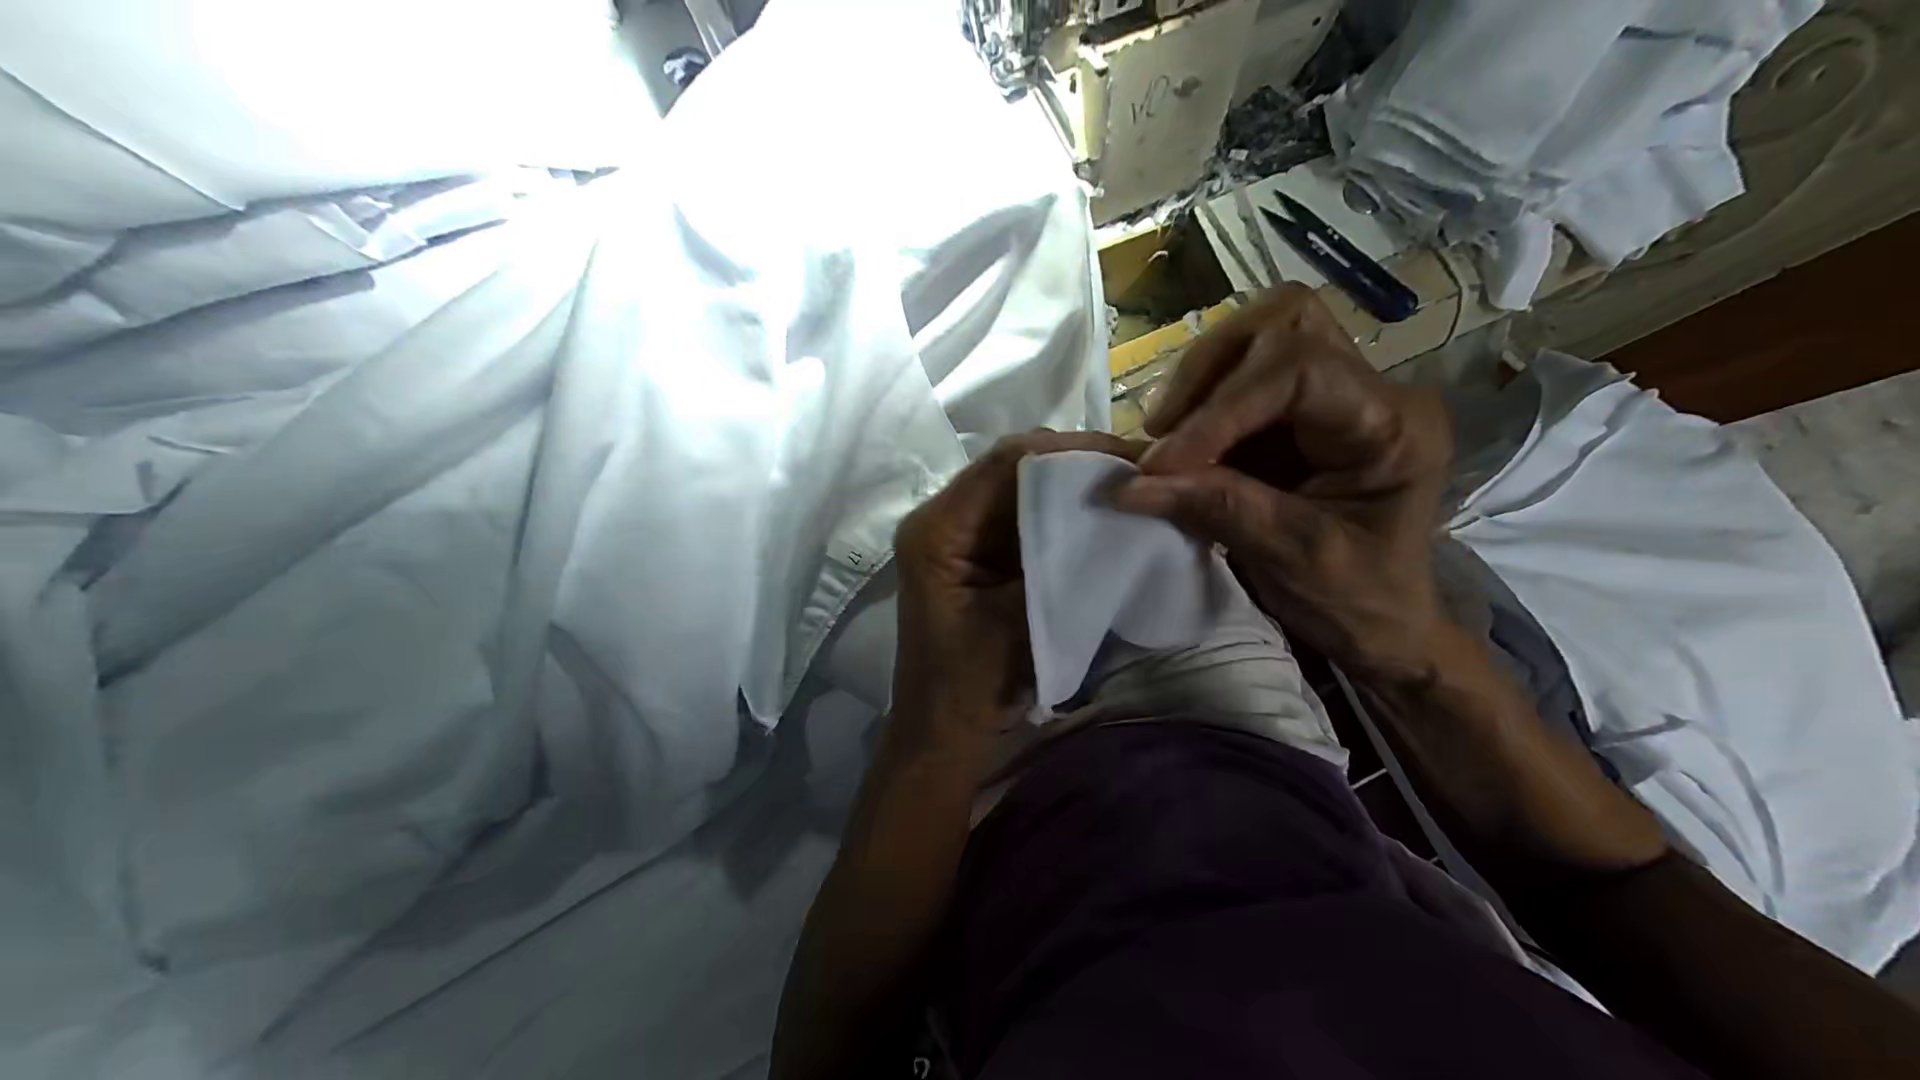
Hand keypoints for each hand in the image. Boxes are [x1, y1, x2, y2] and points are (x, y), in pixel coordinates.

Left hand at [892, 430, 1141, 746]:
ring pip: (1021, 489)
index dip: (1069, 451)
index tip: (1130, 456)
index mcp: (937, 529)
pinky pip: (1022, 516)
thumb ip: (1059, 562)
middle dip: (1075, 463)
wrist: (943, 733)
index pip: (1005, 463)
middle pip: (1013, 468)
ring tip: (1130, 485)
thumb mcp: (1020, 623)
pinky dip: (1061, 513)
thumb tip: (1116, 512)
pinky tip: (1101, 515)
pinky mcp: (977, 553)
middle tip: (1140, 467)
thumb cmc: (971, 687)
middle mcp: (943, 519)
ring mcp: (959, 535)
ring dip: (1071, 485)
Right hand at [1110, 285, 1452, 680]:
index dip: (1221, 409)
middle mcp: (1365, 392)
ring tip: (1161, 440)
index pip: (1300, 370)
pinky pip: (1234, 377)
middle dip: (1209, 369)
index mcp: (1391, 425)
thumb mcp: (1294, 559)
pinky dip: (1193, 402)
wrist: (1380, 626)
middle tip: (1160, 431)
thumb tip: (1130, 487)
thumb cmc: (1359, 601)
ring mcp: (1326, 398)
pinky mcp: (1289, 416)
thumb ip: (1218, 510)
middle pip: (1283, 321)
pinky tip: (1167, 438)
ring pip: (1255, 337)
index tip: (1162, 466)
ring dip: (1197, 380)